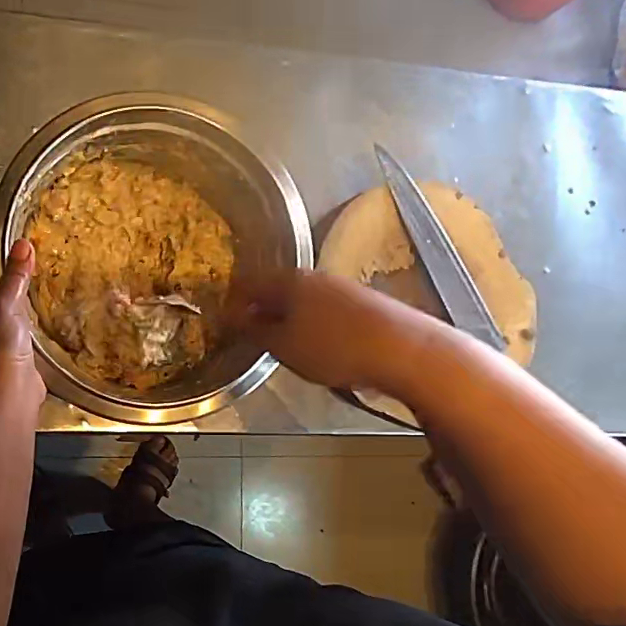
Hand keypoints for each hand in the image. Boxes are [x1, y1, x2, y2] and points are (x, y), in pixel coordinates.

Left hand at [0, 240, 44, 406]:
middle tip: (32, 257)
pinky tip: (47, 312)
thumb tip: (24, 245)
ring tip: (42, 279)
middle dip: (9, 274)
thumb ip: (15, 277)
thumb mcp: (5, 305)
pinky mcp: (15, 353)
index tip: (11, 238)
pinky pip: (24, 328)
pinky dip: (34, 317)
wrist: (6, 394)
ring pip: (9, 309)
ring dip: (23, 296)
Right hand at [226, 269, 445, 394]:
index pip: (247, 283)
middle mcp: (313, 277)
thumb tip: (235, 317)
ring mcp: (340, 288)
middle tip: (249, 336)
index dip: (231, 302)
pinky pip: (323, 311)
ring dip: (286, 319)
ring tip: (281, 345)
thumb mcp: (284, 346)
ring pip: (301, 300)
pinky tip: (316, 346)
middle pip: (276, 289)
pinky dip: (310, 325)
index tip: (224, 322)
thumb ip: (256, 330)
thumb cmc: (335, 348)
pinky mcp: (360, 304)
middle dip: (260, 310)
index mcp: (288, 280)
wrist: (401, 348)